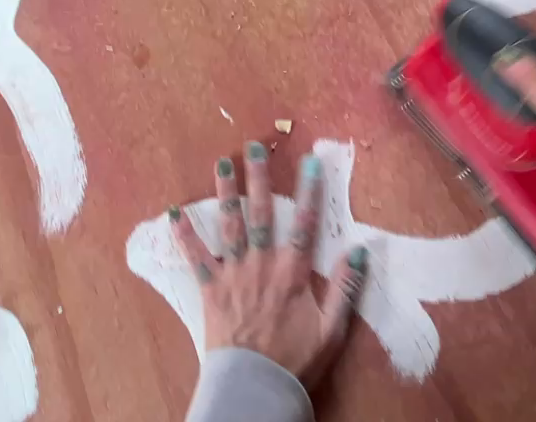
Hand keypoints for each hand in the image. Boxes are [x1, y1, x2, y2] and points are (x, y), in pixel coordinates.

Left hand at [170, 142, 369, 385]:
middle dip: (259, 178)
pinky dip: (184, 236)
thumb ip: (345, 289)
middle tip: (254, 146)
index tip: (310, 160)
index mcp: (292, 272)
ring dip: (225, 193)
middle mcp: (262, 264)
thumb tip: (361, 250)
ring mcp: (233, 274)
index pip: (304, 224)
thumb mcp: (331, 330)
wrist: (254, 390)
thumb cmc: (294, 359)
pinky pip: (195, 259)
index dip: (309, 191)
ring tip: (222, 163)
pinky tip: (173, 212)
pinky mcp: (211, 289)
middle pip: (261, 213)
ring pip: (229, 226)